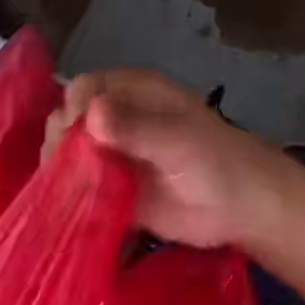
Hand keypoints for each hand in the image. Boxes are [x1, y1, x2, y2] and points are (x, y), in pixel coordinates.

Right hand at [44, 68, 292, 249]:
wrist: (243, 207)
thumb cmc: (216, 158)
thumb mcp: (178, 139)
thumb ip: (136, 128)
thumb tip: (90, 113)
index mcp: (133, 91)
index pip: (85, 88)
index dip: (73, 108)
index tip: (71, 135)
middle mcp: (117, 119)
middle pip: (69, 120)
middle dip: (61, 142)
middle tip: (64, 170)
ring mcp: (114, 156)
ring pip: (70, 156)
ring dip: (60, 173)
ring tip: (64, 195)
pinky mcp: (113, 193)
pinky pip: (81, 192)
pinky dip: (69, 202)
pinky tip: (65, 216)